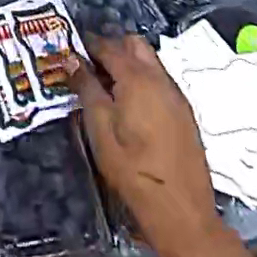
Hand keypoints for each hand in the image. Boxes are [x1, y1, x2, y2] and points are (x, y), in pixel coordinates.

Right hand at [68, 35, 214, 255]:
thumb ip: (87, 89)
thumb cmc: (132, 169)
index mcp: (137, 79)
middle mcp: (160, 80)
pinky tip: (129, 105)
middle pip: (135, 45)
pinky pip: (160, 81)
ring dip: (128, 63)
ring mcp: (176, 96)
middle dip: (112, 47)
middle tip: (90, 67)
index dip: (88, 45)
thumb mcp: (99, 129)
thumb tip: (73, 60)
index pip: (109, 47)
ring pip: (150, 62)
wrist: (181, 211)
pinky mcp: (184, 114)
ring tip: (106, 87)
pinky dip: (142, 80)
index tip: (71, 52)